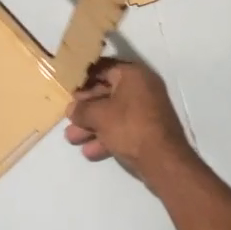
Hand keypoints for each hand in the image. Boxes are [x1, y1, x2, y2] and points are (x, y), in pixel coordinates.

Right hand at [63, 60, 196, 180]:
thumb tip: (72, 109)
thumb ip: (82, 109)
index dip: (83, 77)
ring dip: (91, 126)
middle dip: (85, 108)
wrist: (164, 161)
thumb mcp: (99, 115)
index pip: (103, 68)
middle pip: (106, 93)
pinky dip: (106, 138)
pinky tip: (89, 152)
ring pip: (112, 114)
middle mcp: (142, 88)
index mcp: (133, 75)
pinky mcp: (147, 132)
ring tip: (71, 138)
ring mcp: (146, 111)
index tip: (66, 86)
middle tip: (67, 116)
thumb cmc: (130, 127)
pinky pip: (122, 129)